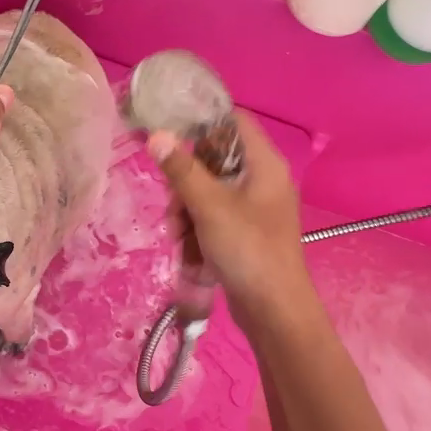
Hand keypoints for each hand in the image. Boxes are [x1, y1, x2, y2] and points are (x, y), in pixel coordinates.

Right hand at [149, 113, 308, 313]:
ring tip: (179, 238)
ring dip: (186, 212)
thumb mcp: (210, 207)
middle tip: (174, 207)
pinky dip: (197, 231)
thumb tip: (156, 135)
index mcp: (264, 165)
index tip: (168, 133)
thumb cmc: (248, 250)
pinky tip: (189, 251)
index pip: (234, 121)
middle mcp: (262, 181)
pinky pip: (212, 219)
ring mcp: (253, 209)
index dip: (202, 121)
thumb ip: (182, 170)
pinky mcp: (244, 234)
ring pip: (207, 193)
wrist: (274, 310)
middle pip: (213, 161)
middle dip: (185, 183)